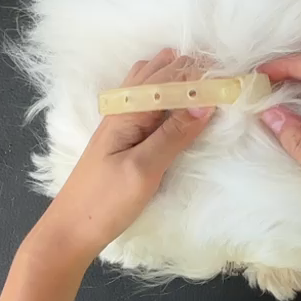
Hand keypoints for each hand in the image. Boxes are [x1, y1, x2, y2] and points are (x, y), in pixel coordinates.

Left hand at [30, 50, 214, 264]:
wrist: (71, 230)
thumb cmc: (106, 202)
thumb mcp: (144, 169)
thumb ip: (173, 134)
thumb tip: (205, 102)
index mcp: (128, 112)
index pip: (168, 78)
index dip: (198, 77)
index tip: (228, 82)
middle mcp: (123, 110)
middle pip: (157, 74)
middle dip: (188, 70)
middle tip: (221, 76)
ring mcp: (121, 124)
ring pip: (149, 86)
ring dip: (173, 77)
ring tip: (199, 76)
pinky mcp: (124, 140)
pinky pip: (146, 104)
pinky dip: (163, 94)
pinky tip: (172, 101)